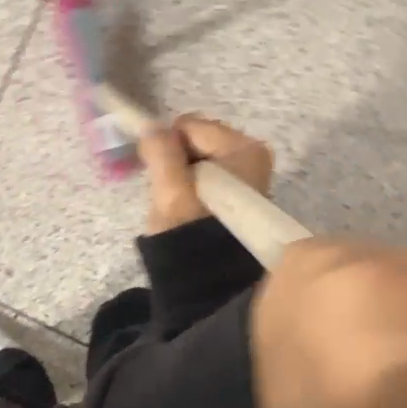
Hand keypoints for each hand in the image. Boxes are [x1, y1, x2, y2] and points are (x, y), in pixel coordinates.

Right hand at [140, 114, 273, 233]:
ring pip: (201, 163)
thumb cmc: (192, 233)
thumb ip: (160, 152)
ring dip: (183, 179)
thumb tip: (151, 127)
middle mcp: (255, 156)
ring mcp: (252, 178)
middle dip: (177, 162)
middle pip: (198, 142)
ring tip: (178, 207)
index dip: (166, 146)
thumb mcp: (171, 190)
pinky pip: (210, 181)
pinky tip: (189, 214)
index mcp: (244, 147)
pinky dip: (195, 192)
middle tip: (167, 193)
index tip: (154, 173)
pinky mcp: (242, 200)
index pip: (189, 126)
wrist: (212, 281)